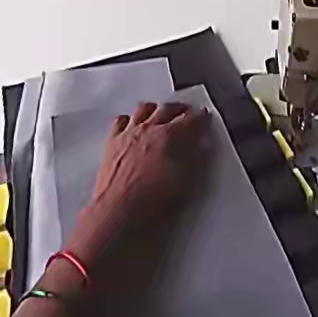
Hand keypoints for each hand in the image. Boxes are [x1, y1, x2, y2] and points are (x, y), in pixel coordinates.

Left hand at [63, 102, 208, 283]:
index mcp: (170, 136)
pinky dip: (129, 118)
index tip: (204, 116)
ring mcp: (129, 132)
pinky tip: (131, 123)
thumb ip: (192, 158)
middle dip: (179, 108)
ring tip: (160, 111)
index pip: (190, 121)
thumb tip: (198, 146)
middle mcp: (150, 128)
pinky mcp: (113, 141)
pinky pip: (121, 121)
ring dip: (155, 108)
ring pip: (144, 109)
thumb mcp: (183, 180)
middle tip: (185, 111)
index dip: (199, 118)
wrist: (118, 208)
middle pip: (167, 109)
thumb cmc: (152, 197)